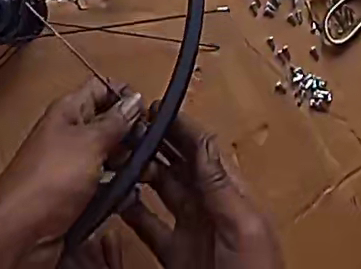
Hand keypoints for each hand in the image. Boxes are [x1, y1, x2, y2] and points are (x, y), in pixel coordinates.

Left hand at [0, 80, 143, 268]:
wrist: (21, 231)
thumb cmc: (51, 179)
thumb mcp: (90, 143)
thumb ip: (115, 122)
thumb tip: (135, 99)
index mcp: (70, 110)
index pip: (101, 88)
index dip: (124, 95)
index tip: (147, 111)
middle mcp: (72, 132)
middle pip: (108, 122)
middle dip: (131, 132)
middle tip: (152, 147)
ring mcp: (74, 164)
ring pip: (109, 155)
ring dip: (128, 163)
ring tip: (147, 172)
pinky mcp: (77, 193)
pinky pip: (104, 183)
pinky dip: (117, 188)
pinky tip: (129, 195)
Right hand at [120, 111, 282, 268]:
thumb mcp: (244, 228)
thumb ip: (221, 185)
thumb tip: (203, 139)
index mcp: (229, 195)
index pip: (202, 149)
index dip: (180, 126)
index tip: (154, 108)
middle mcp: (208, 208)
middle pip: (178, 164)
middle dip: (156, 141)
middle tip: (128, 125)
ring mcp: (191, 232)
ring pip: (161, 189)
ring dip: (141, 170)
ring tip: (118, 153)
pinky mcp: (175, 258)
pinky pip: (148, 227)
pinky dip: (131, 210)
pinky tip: (115, 198)